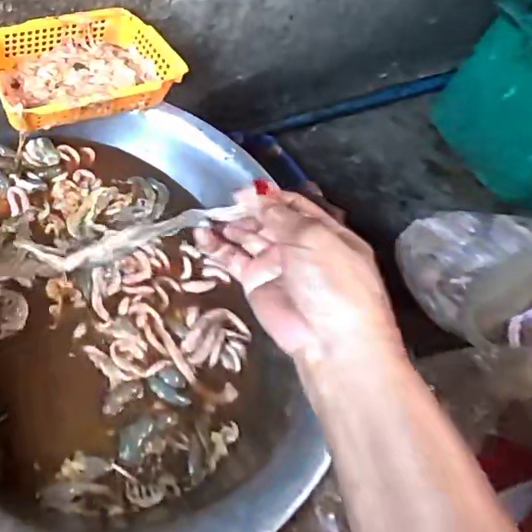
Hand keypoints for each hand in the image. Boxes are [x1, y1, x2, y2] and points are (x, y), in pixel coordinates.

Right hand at [195, 186, 403, 374]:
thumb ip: (279, 214)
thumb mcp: (311, 236)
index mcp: (323, 230)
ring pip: (248, 237)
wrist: (330, 341)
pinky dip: (216, 247)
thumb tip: (256, 195)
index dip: (269, 195)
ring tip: (206, 216)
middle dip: (246, 209)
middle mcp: (299, 245)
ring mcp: (276, 264)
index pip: (293, 204)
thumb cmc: (330, 279)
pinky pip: (234, 260)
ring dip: (229, 225)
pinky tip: (201, 236)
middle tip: (222, 204)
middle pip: (267, 219)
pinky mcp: (256, 284)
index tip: (244, 190)